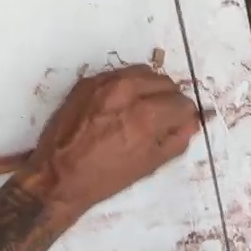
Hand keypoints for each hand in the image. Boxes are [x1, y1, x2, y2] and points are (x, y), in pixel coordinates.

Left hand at [14, 65, 200, 221]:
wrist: (58, 176)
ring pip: (144, 73)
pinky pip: (120, 74)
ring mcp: (105, 83)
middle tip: (160, 119)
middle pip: (166, 83)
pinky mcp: (88, 82)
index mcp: (146, 116)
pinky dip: (127, 86)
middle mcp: (127, 92)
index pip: (182, 103)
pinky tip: (120, 105)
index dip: (184, 117)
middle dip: (169, 100)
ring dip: (150, 89)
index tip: (178, 125)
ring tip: (141, 110)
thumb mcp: (149, 164)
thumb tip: (192, 122)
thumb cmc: (104, 177)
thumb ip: (176, 140)